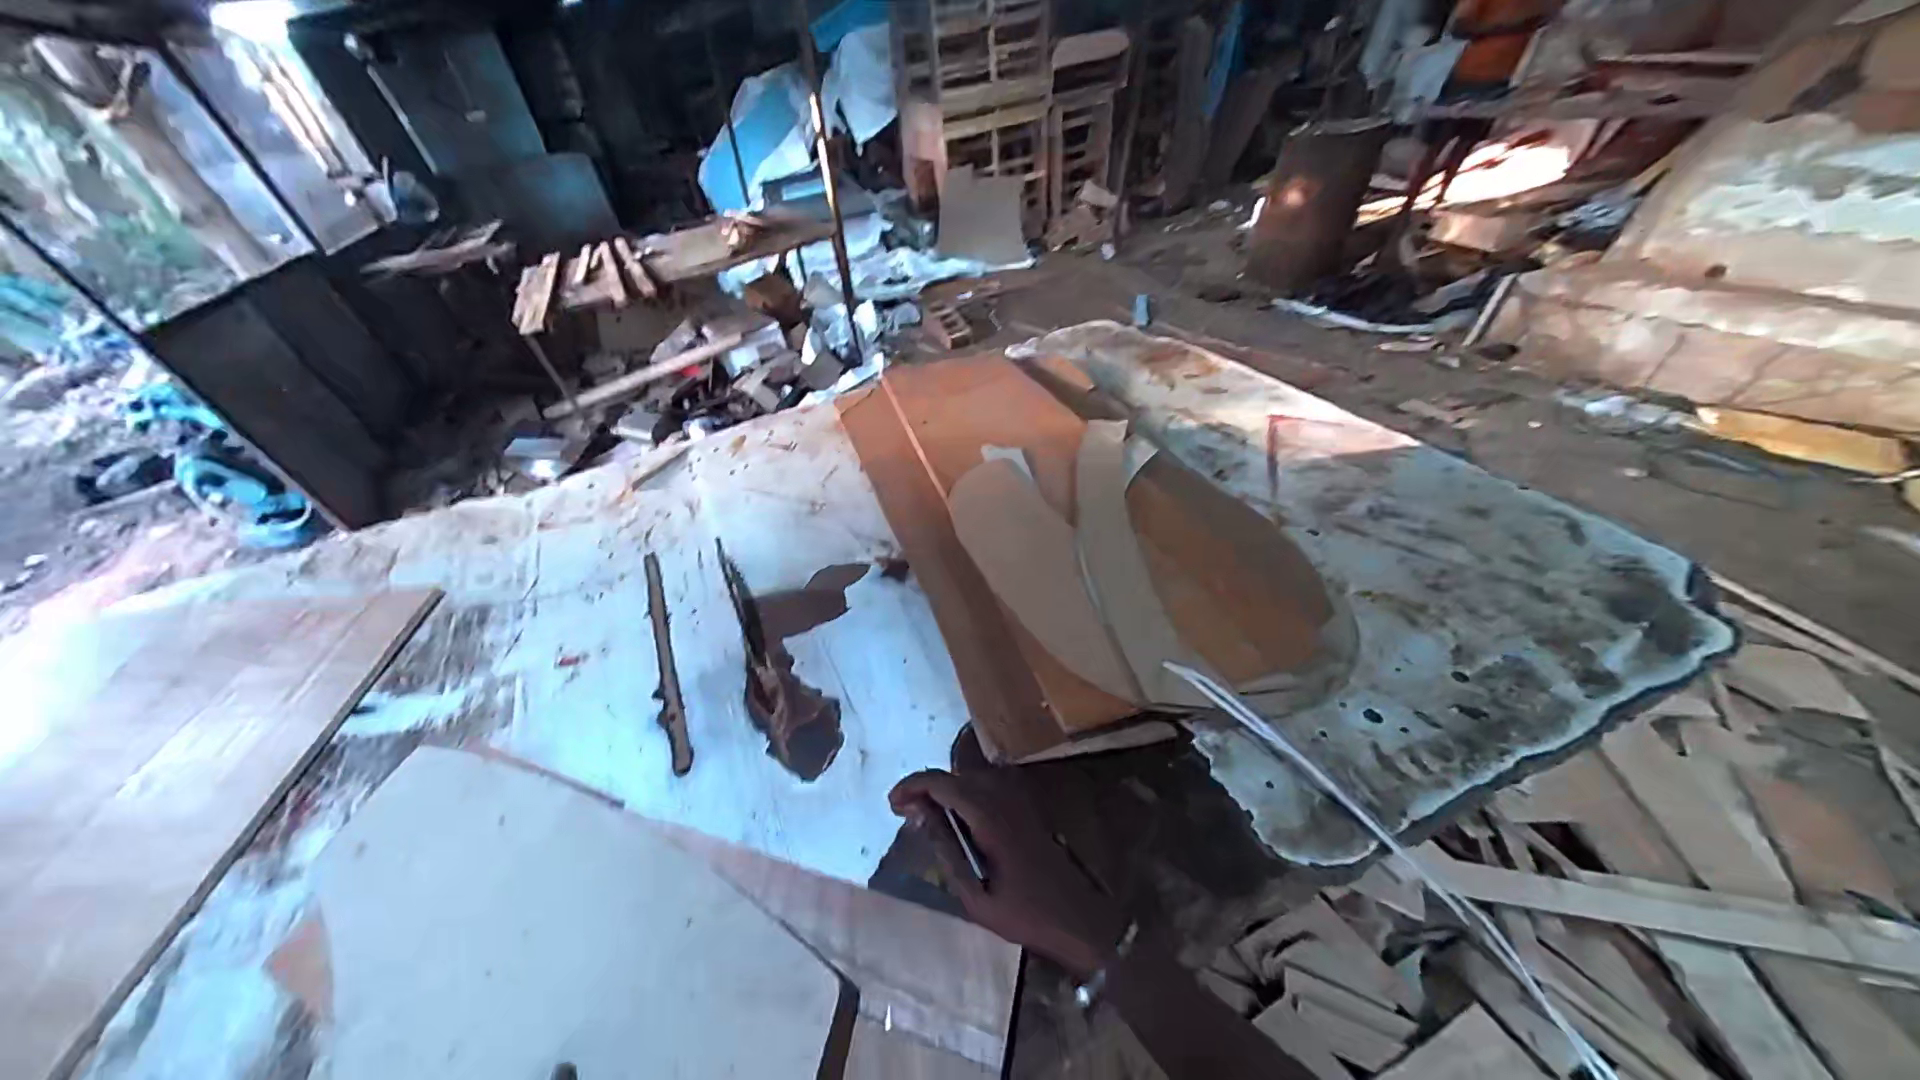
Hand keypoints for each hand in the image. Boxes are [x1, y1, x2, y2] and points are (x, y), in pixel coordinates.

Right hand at [889, 768, 1128, 978]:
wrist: (1077, 917)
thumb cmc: (1024, 914)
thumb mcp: (974, 895)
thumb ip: (945, 849)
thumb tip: (918, 813)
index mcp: (988, 816)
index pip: (942, 782)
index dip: (912, 786)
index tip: (892, 804)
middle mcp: (1003, 797)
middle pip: (955, 773)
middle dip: (925, 786)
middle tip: (903, 812)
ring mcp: (1018, 798)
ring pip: (971, 774)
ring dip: (945, 786)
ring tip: (924, 811)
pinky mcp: (1026, 805)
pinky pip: (988, 783)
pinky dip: (965, 789)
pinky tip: (956, 813)